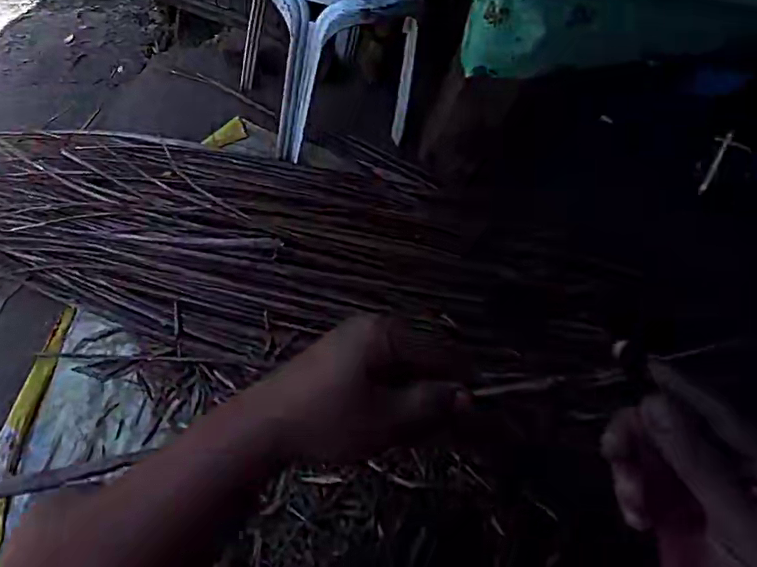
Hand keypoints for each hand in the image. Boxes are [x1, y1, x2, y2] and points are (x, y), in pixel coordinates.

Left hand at [237, 315, 468, 465]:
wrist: (268, 421)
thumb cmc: (329, 418)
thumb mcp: (387, 418)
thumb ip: (430, 404)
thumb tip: (467, 395)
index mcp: (384, 332)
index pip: (442, 350)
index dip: (468, 382)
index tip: (488, 415)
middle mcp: (371, 326)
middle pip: (424, 355)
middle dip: (443, 391)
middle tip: (454, 430)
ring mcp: (356, 340)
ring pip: (406, 366)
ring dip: (421, 395)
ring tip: (423, 430)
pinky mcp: (345, 357)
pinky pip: (386, 370)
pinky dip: (399, 393)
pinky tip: (397, 421)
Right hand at [603, 361, 756, 566]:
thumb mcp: (747, 530)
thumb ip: (699, 464)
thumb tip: (655, 402)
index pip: (719, 414)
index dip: (680, 386)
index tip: (642, 364)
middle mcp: (735, 475)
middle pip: (674, 426)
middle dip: (638, 432)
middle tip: (617, 449)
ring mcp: (707, 498)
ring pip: (652, 452)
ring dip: (630, 465)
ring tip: (630, 498)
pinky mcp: (682, 520)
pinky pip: (644, 485)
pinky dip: (629, 492)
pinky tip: (634, 514)